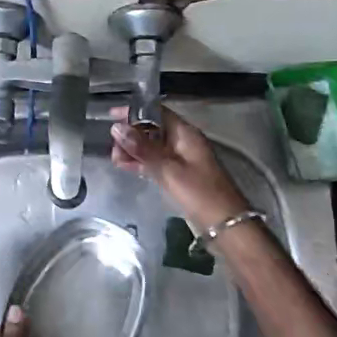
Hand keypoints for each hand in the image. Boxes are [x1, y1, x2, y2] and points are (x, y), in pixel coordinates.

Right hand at [110, 107, 246, 226]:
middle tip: (111, 145)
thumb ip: (142, 148)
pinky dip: (140, 163)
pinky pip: (155, 162)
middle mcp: (182, 142)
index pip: (157, 112)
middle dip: (130, 134)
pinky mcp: (178, 176)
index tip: (111, 115)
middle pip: (152, 129)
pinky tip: (124, 167)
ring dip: (133, 150)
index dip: (134, 111)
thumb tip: (117, 127)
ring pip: (151, 147)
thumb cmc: (200, 193)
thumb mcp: (168, 169)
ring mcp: (180, 160)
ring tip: (114, 159)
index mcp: (185, 134)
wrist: (225, 225)